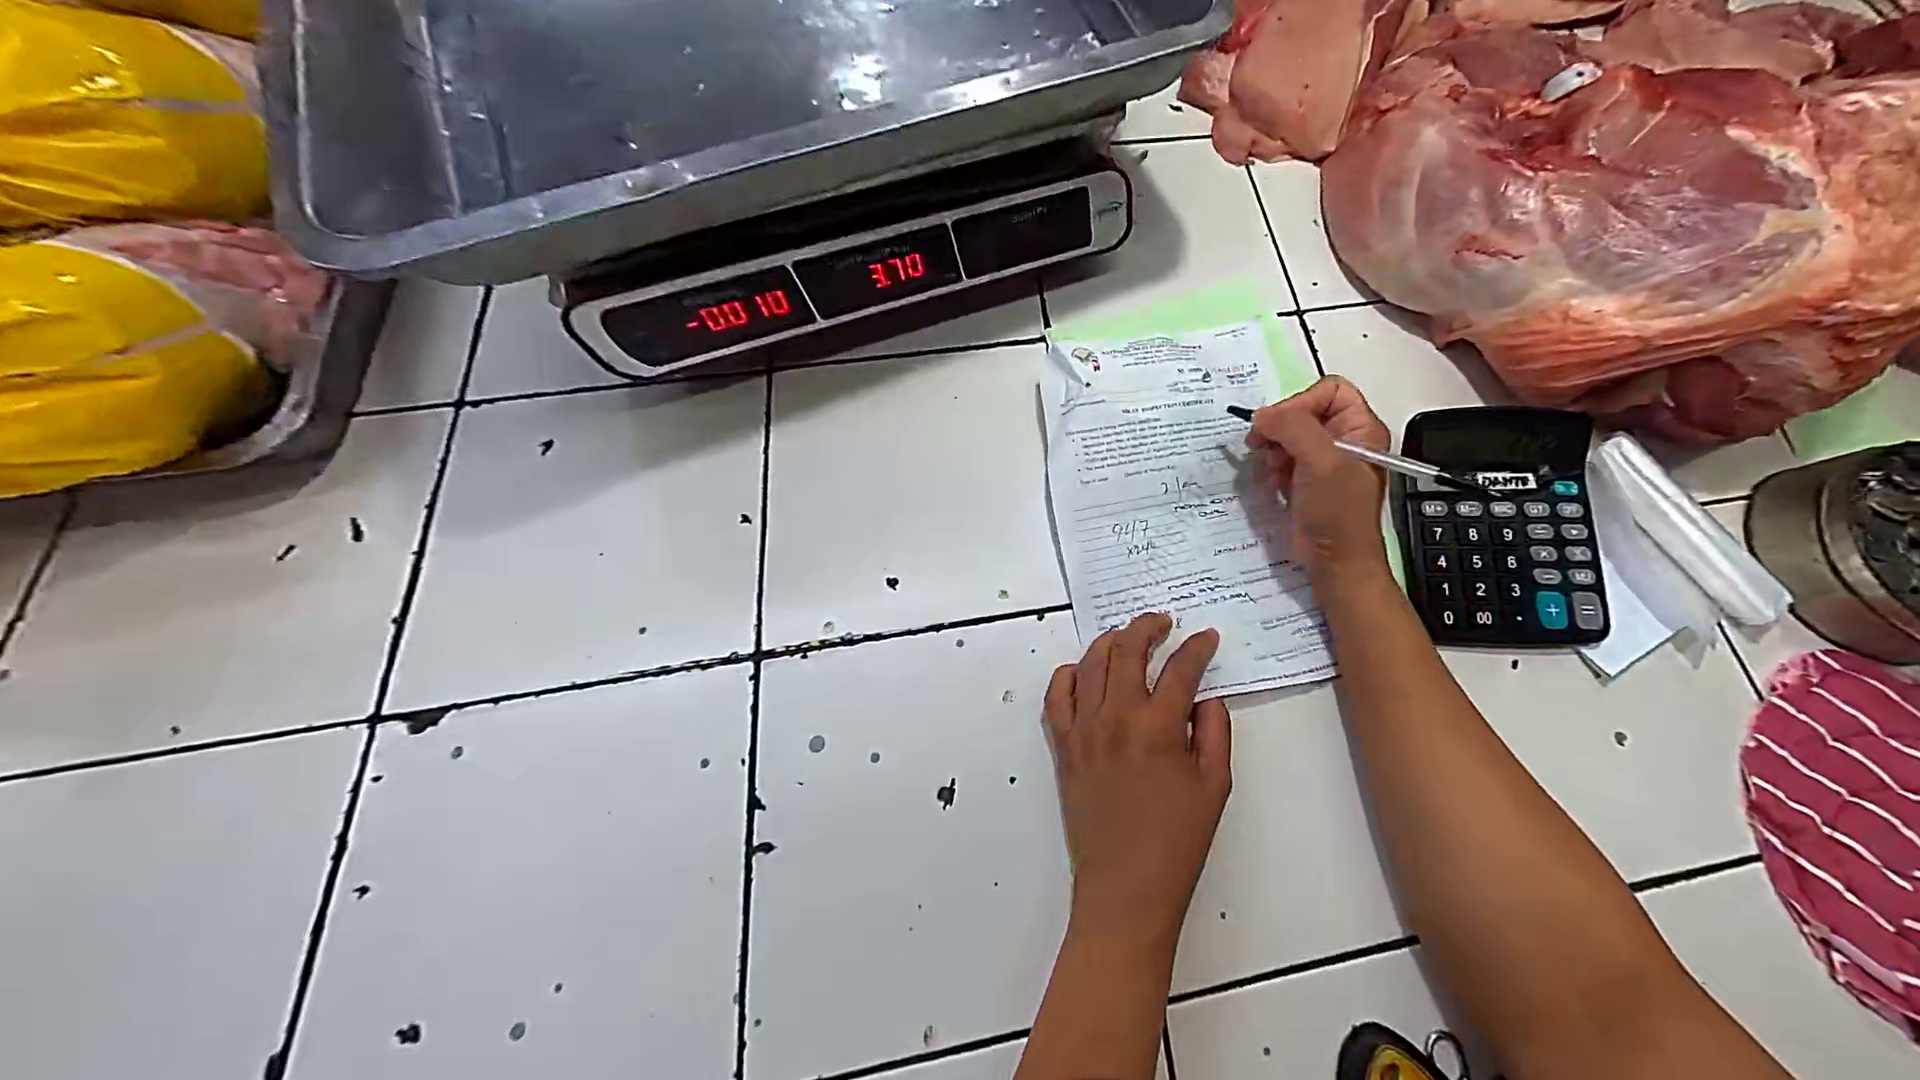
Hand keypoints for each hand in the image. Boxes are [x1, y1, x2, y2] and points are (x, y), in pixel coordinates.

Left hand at [1044, 613, 1231, 943]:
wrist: (1125, 885)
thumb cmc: (1176, 842)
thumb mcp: (1214, 786)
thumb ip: (1215, 732)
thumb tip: (1207, 696)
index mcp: (1158, 727)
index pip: (1180, 669)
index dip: (1197, 647)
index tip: (1206, 638)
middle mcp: (1115, 718)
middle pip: (1127, 651)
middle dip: (1147, 626)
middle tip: (1162, 621)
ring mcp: (1083, 729)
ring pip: (1090, 663)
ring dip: (1109, 641)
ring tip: (1126, 637)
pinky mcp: (1063, 745)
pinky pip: (1056, 696)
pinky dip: (1068, 674)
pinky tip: (1083, 670)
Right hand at [1247, 375, 1392, 581]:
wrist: (1333, 559)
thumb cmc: (1336, 511)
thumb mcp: (1320, 461)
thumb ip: (1292, 427)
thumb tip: (1261, 417)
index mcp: (1360, 427)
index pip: (1329, 390)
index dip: (1301, 402)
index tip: (1282, 426)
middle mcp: (1342, 439)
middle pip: (1303, 411)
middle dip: (1280, 428)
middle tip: (1264, 446)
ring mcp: (1322, 460)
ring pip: (1287, 435)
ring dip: (1273, 450)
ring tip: (1273, 470)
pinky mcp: (1303, 479)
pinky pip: (1280, 458)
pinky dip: (1271, 467)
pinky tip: (1273, 483)